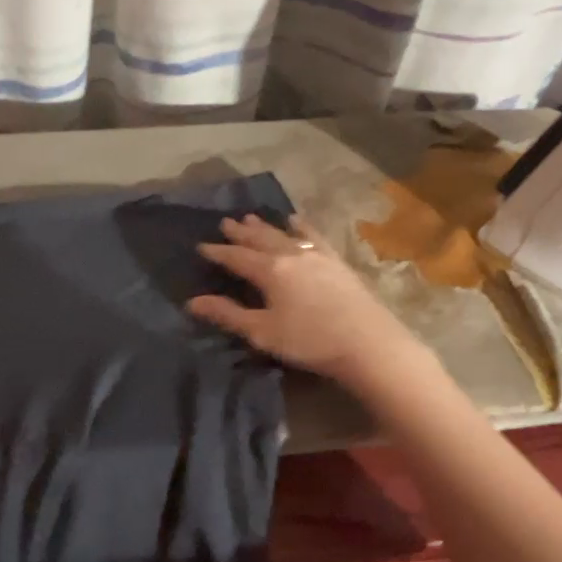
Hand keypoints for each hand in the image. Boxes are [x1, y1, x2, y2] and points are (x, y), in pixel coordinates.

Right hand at [189, 215, 421, 382]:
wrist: (368, 343)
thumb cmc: (309, 341)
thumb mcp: (262, 332)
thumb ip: (228, 315)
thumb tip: (193, 302)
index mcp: (270, 271)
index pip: (237, 257)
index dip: (218, 252)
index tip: (202, 246)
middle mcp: (292, 255)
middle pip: (261, 239)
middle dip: (241, 233)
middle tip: (225, 222)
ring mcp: (318, 256)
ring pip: (285, 234)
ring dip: (267, 226)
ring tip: (252, 217)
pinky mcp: (338, 262)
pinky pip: (315, 236)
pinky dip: (302, 227)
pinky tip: (298, 222)